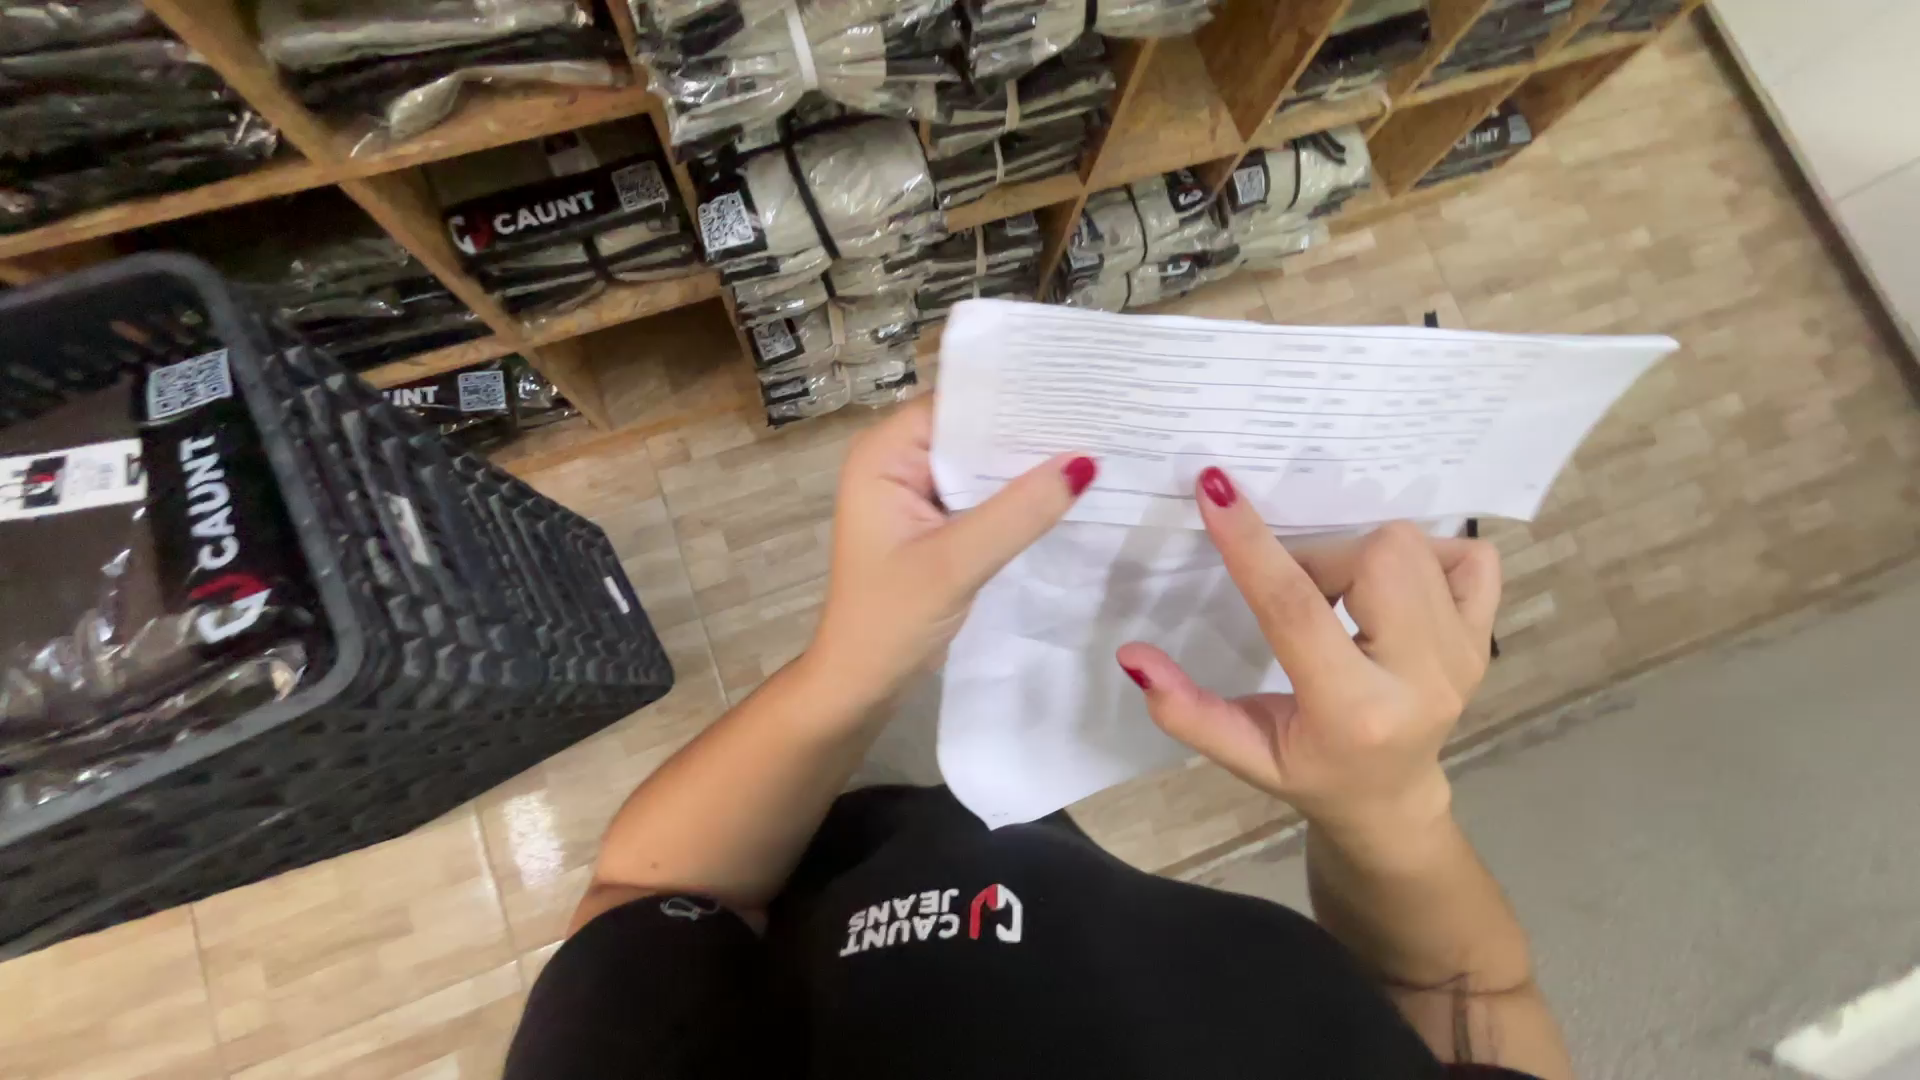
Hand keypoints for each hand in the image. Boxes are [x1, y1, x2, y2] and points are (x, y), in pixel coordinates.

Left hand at [806, 397, 1094, 711]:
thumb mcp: (956, 563)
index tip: (1077, 393)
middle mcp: (896, 464)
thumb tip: (1085, 462)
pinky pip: (980, 498)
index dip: (1013, 399)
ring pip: (978, 467)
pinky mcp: (933, 526)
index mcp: (883, 456)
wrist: (860, 684)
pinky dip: (1014, 498)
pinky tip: (1063, 494)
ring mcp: (915, 496)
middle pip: (970, 433)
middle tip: (1099, 419)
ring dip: (1023, 467)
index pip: (956, 405)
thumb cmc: (890, 620)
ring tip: (1095, 449)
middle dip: (1026, 432)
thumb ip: (1018, 512)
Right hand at [1116, 466, 1500, 848]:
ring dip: (1358, 556)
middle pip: (1373, 557)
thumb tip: (1132, 655)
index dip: (1249, 544)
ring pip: (1412, 546)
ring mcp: (1465, 655)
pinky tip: (1394, 590)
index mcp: (1353, 710)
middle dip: (1318, 558)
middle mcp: (1422, 677)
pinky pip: (1470, 557)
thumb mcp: (1240, 752)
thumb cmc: (1307, 775)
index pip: (1295, 609)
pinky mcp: (1485, 637)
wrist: (1392, 799)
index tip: (1214, 489)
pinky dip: (1424, 556)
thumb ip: (1186, 710)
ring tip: (1337, 596)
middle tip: (1295, 593)